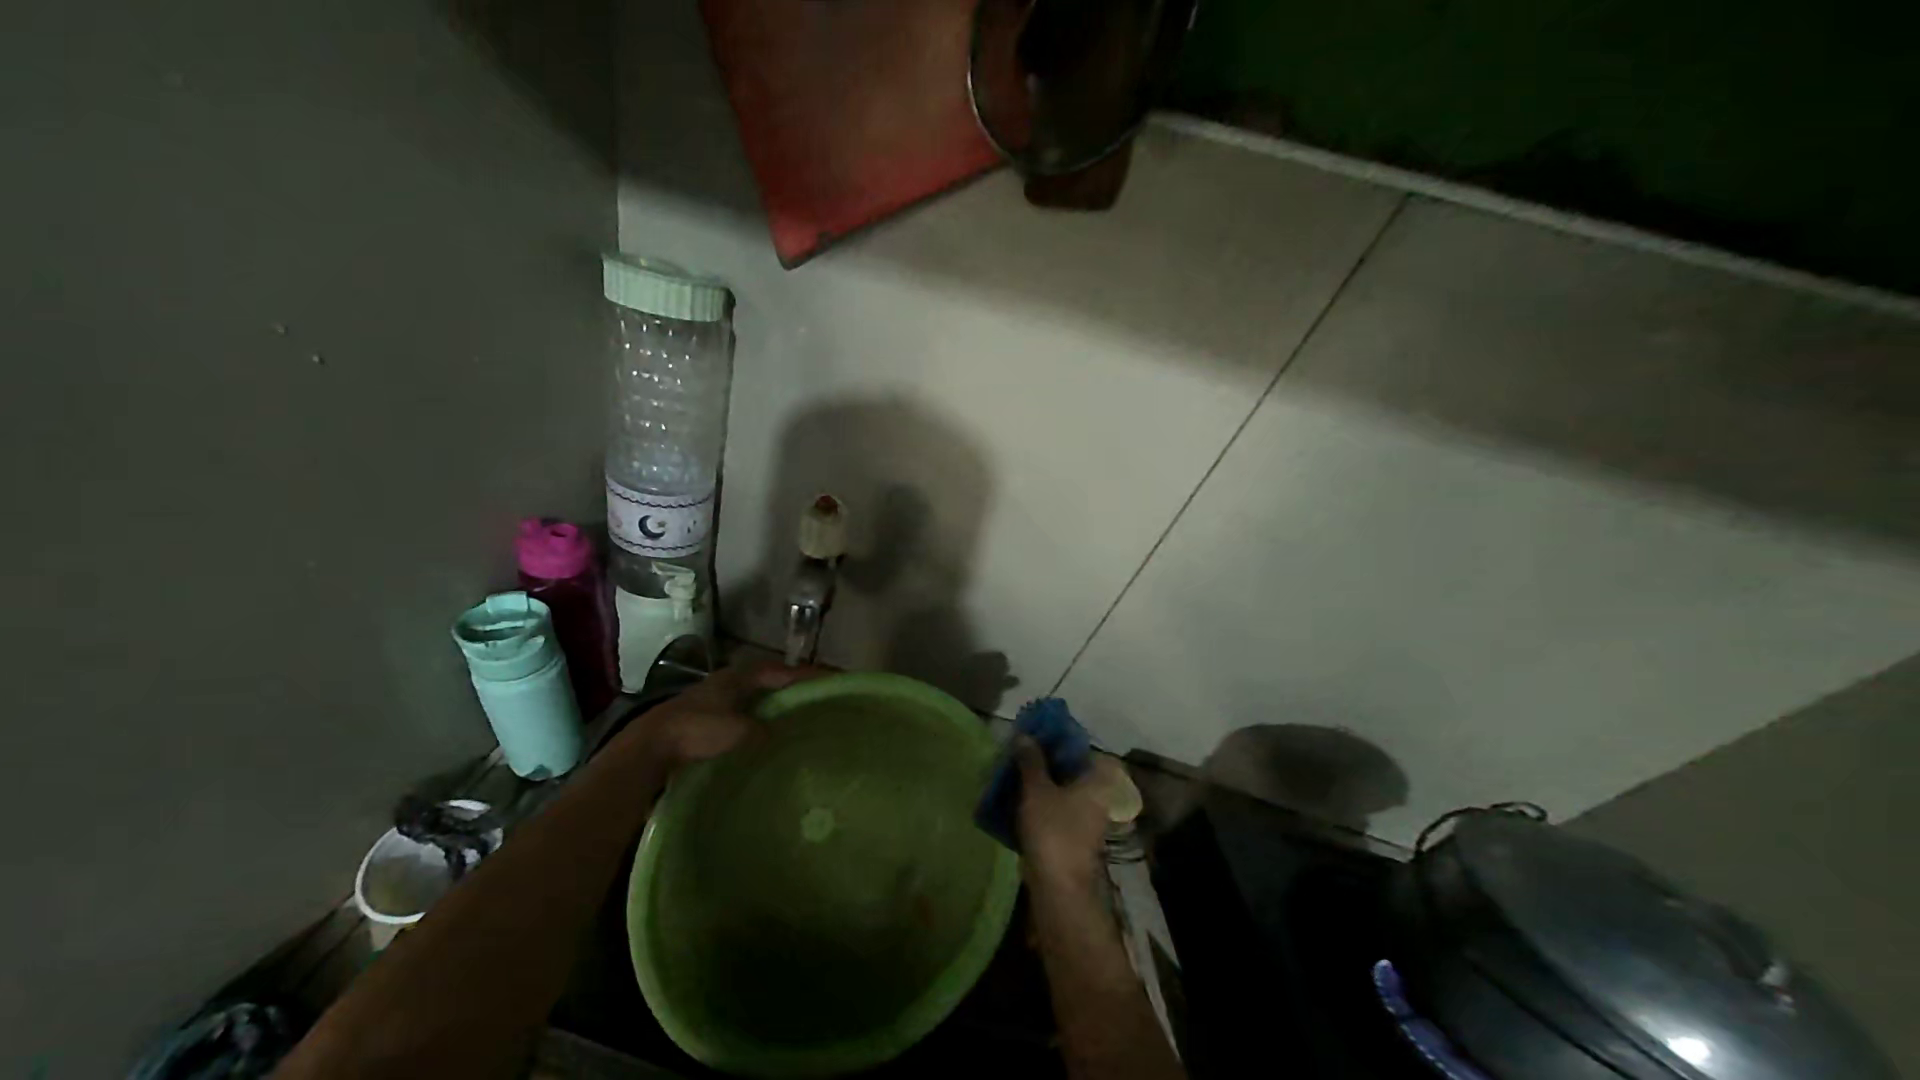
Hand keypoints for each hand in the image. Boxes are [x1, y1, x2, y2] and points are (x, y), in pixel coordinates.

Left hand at [629, 660, 827, 768]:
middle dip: (791, 685)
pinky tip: (766, 730)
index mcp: (739, 677)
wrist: (650, 747)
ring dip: (774, 701)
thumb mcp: (738, 731)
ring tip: (796, 713)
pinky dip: (759, 716)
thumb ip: (764, 729)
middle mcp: (728, 682)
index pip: (781, 671)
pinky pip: (743, 711)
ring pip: (754, 695)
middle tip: (816, 696)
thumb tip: (780, 733)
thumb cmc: (697, 731)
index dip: (805, 675)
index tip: (829, 680)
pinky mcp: (705, 717)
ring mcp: (714, 698)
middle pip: (768, 679)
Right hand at [1013, 738, 1119, 891]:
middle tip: (1021, 751)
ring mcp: (1087, 817)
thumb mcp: (1037, 789)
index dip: (1063, 739)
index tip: (1039, 734)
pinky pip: (1056, 808)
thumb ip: (1031, 760)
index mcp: (1098, 780)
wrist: (1059, 887)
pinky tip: (1017, 797)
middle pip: (1072, 768)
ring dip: (1041, 781)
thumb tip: (1025, 735)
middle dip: (1047, 760)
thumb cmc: (1053, 830)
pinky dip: (1040, 801)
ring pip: (1062, 789)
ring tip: (1013, 771)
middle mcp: (1098, 796)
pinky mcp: (1072, 835)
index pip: (1085, 748)